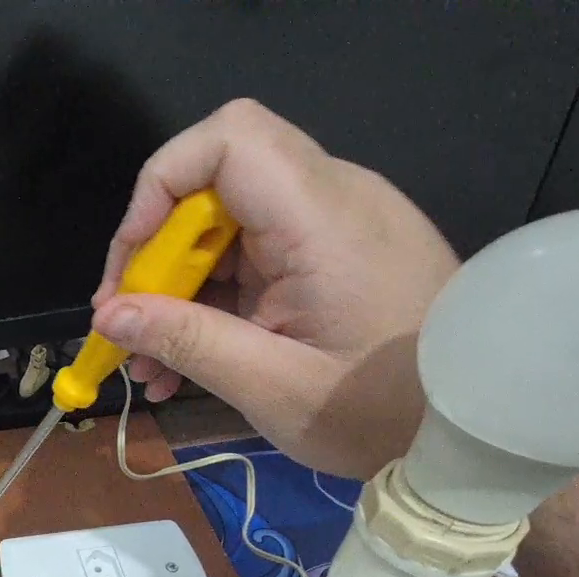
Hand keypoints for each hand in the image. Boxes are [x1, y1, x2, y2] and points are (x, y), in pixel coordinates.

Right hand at [91, 99, 460, 478]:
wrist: (469, 432)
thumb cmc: (380, 412)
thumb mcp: (269, 385)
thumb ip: (185, 341)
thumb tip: (109, 315)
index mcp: (323, 219)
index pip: (228, 141)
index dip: (160, 187)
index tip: (132, 267)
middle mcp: (327, 202)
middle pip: (211, 184)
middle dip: (152, 253)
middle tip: (124, 324)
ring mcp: (325, 230)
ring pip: (218, 229)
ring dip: (171, 291)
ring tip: (147, 363)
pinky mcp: (323, 259)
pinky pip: (243, 262)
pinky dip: (203, 305)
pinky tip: (179, 363)